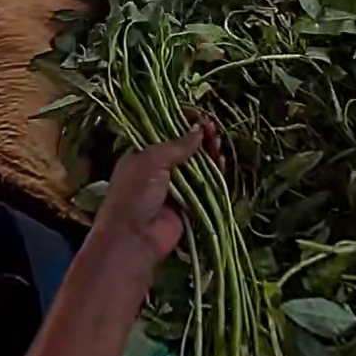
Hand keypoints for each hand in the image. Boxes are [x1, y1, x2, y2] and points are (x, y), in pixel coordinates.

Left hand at [87, 123, 215, 274]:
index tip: (198, 115)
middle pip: (184, 146)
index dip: (182, 121)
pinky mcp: (189, 204)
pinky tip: (221, 161)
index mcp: (143, 153)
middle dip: (199, 136)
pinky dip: (215, 172)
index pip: (166, 130)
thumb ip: (177, 144)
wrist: (134, 240)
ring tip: (217, 143)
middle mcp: (159, 167)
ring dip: (209, 151)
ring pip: (197, 163)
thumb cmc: (135, 193)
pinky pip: (206, 184)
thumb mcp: (151, 160)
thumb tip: (199, 128)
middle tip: (212, 128)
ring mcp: (175, 186)